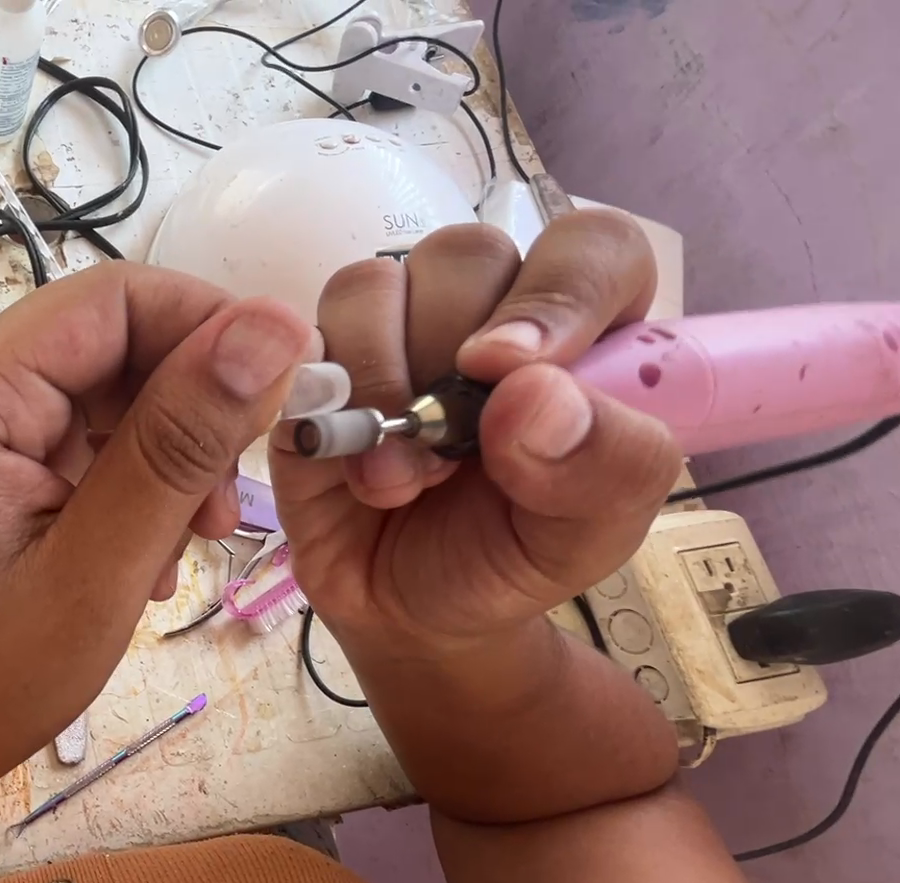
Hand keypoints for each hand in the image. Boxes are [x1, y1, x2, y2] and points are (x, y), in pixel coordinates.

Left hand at [0, 262, 316, 840]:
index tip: (283, 391)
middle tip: (226, 505)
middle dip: (185, 410)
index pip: (108, 301)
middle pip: (104, 345)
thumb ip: (178, 444)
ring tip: (189, 544)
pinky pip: (74, 443)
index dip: (209, 326)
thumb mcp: (99, 568)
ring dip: (163, 458)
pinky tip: (145, 555)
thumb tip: (270, 325)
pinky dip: (126, 485)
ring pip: (99, 396)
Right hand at [269, 211, 683, 658]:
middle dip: (445, 351)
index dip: (550, 291)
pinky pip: (296, 343)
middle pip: (461, 256)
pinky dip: (312, 394)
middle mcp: (473, 322)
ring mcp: (382, 344)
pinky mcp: (309, 379)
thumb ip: (603, 466)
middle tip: (444, 454)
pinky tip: (331, 453)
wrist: (398, 613)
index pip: (586, 250)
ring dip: (375, 379)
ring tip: (389, 479)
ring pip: (367, 286)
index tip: (502, 369)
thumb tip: (533, 390)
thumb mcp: (582, 538)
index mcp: (571, 339)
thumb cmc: (499, 563)